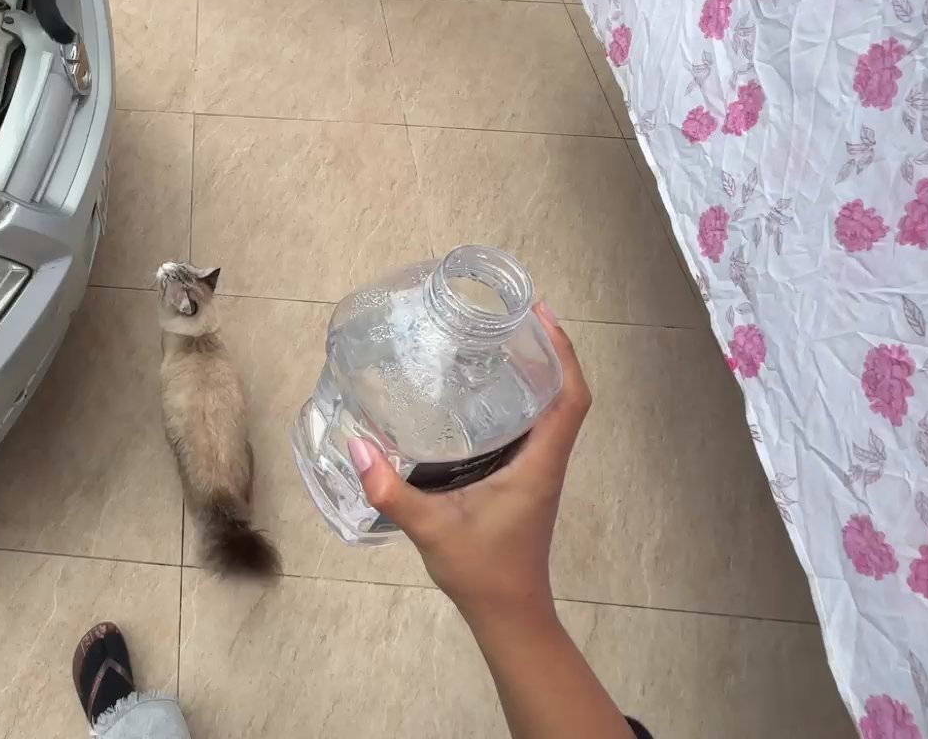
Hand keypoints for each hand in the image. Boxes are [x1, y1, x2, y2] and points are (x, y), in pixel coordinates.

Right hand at [349, 302, 590, 627]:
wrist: (507, 613)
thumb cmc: (481, 570)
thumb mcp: (431, 529)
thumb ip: (392, 491)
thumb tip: (357, 444)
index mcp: (538, 465)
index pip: (570, 400)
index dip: (563, 354)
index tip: (541, 315)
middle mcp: (544, 461)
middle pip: (562, 394)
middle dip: (544, 350)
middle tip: (505, 316)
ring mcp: (534, 469)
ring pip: (546, 409)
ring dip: (531, 371)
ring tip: (490, 339)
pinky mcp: (520, 476)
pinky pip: (528, 424)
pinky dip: (514, 396)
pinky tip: (475, 389)